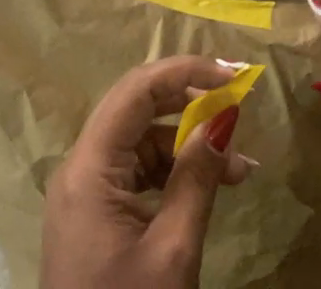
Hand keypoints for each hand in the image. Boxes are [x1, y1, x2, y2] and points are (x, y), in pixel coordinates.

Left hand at [42, 57, 253, 288]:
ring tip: (238, 170)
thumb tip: (223, 119)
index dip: (185, 71)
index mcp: (89, 168)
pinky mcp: (95, 211)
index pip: (136, 90)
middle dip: (190, 103)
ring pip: (141, 140)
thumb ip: (197, 176)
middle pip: (136, 108)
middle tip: (239, 109)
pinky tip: (211, 185)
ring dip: (189, 144)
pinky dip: (174, 171)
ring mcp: (85, 190)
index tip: (233, 76)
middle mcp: (80, 167)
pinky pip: (137, 170)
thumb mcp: (172, 248)